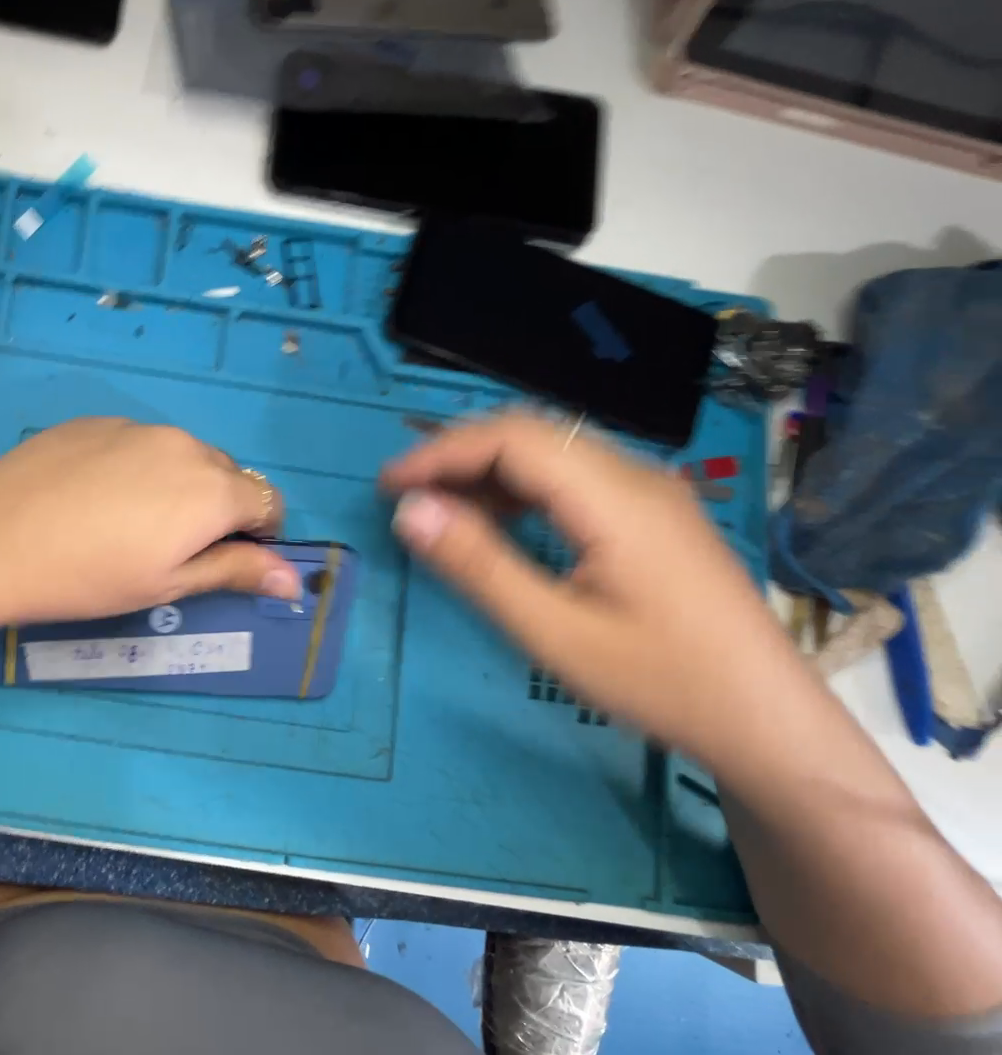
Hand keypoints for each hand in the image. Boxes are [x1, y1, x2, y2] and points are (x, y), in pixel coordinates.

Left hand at [0, 418, 301, 625]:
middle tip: (168, 548)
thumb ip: (235, 571)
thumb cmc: (88, 577)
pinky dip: (133, 467)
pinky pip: (135, 443)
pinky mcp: (93, 421)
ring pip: (178, 455)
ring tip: (122, 522)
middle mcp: (183, 444)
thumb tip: (296, 578)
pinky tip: (90, 497)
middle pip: (225, 474)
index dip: (259, 535)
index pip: (269, 501)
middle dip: (216, 508)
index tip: (223, 560)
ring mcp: (134, 426)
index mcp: (212, 487)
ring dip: (174, 484)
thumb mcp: (167, 584)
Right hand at [379, 413, 816, 759]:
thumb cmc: (662, 682)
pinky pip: (571, 479)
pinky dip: (518, 488)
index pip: (512, 438)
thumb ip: (478, 566)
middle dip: (456, 454)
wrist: (769, 723)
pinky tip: (494, 521)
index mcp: (616, 499)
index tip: (387, 486)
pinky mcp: (652, 516)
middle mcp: (637, 479)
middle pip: (531, 434)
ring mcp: (650, 495)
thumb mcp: (554, 633)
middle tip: (403, 495)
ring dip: (485, 470)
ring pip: (551, 453)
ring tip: (435, 508)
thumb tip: (409, 511)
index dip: (440, 452)